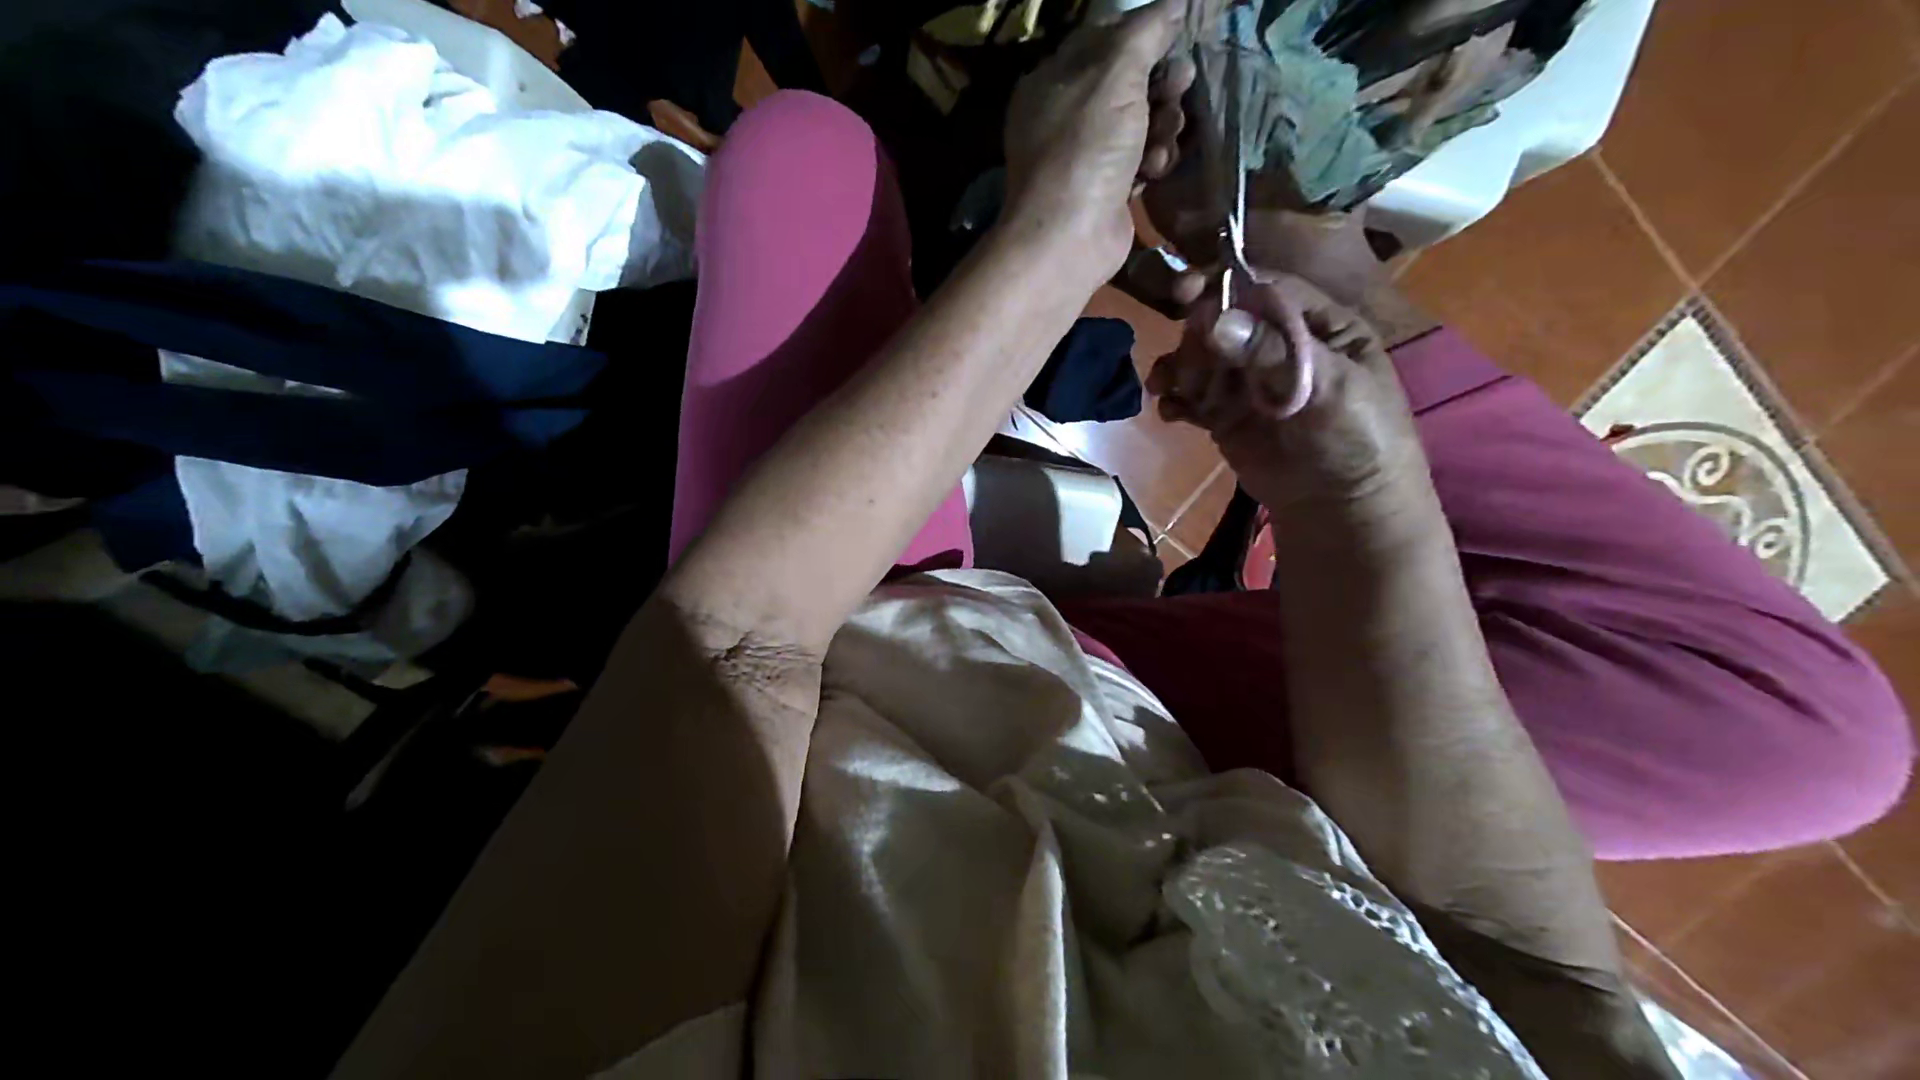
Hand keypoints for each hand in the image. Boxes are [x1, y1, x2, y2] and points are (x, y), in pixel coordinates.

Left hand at [1001, 0, 1191, 288]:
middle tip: (1180, 85)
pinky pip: (1139, 161)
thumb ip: (1145, 33)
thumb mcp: (1115, 74)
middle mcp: (1065, 115)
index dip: (1145, 35)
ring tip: (1163, 139)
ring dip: (1161, 125)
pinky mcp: (1105, 189)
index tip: (1179, 36)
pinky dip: (1152, 161)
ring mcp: (1085, 156)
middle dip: (1161, 83)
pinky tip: (1155, 170)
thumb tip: (1171, 6)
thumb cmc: (1086, 148)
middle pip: (1127, 82)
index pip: (1105, 39)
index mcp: (1054, 79)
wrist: (1068, 238)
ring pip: (1139, 123)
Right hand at [1146, 273, 1429, 516]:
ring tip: (1170, 390)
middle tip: (1188, 366)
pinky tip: (1170, 412)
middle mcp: (1277, 346)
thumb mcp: (1329, 387)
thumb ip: (1274, 352)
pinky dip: (1175, 400)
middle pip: (1224, 322)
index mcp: (1316, 325)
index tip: (1186, 292)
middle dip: (1197, 338)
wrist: (1339, 507)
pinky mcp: (1224, 416)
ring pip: (1201, 359)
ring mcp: (1248, 383)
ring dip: (1179, 369)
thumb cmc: (1354, 439)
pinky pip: (1191, 398)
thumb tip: (1217, 321)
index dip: (1226, 287)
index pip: (1265, 290)